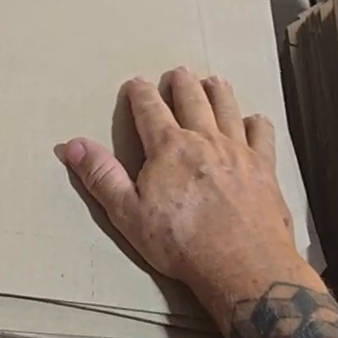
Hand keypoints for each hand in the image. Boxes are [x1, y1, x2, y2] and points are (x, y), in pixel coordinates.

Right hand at [58, 67, 312, 331]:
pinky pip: (262, 137)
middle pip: (193, 101)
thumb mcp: (128, 213)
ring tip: (214, 81)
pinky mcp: (265, 170)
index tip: (137, 82)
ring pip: (227, 110)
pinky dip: (256, 124)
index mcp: (169, 148)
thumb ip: (102, 176)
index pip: (150, 110)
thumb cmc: (180, 242)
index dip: (141, 94)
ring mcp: (239, 152)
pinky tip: (254, 120)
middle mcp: (205, 140)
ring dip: (219, 93)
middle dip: (183, 84)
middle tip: (179, 72)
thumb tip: (73, 144)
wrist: (243, 265)